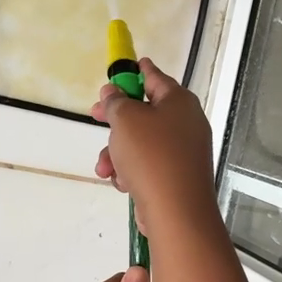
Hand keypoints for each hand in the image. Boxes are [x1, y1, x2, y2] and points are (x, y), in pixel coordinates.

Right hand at [92, 57, 214, 236]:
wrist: (177, 211)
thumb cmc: (151, 156)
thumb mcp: (126, 120)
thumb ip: (116, 102)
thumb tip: (113, 91)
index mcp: (179, 101)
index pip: (155, 77)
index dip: (136, 72)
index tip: (123, 69)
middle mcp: (186, 123)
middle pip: (145, 112)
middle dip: (116, 120)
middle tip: (95, 116)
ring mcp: (183, 151)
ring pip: (141, 142)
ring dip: (118, 152)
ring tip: (105, 168)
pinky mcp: (177, 176)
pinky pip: (148, 165)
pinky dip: (131, 170)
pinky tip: (121, 183)